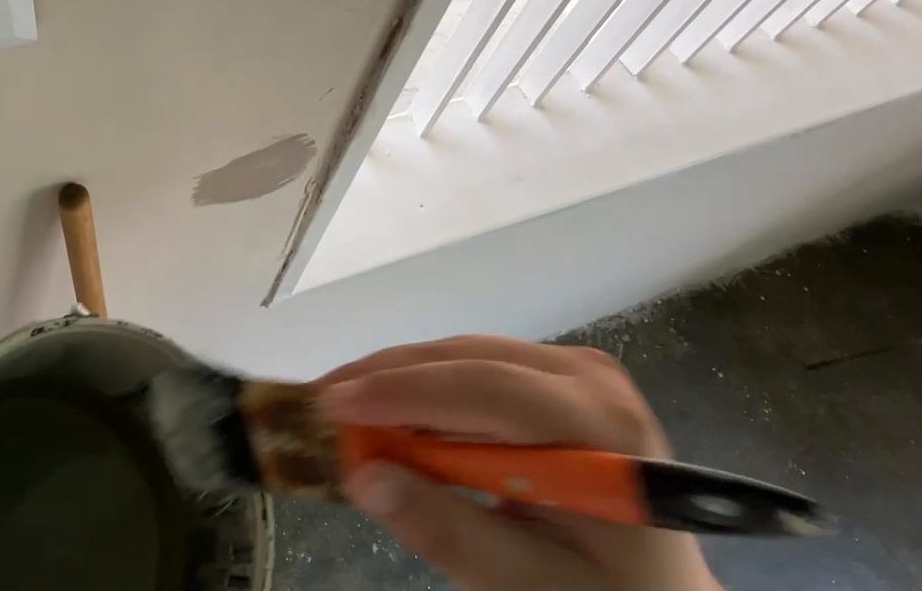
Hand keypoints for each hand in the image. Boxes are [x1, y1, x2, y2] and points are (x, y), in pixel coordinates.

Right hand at [319, 336, 720, 590]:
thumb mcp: (528, 588)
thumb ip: (447, 532)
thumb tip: (361, 476)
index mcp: (602, 428)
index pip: (488, 389)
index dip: (405, 392)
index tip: (333, 402)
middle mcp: (590, 378)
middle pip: (470, 359)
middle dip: (389, 378)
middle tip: (319, 399)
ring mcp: (576, 369)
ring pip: (465, 355)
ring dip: (401, 378)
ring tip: (343, 403)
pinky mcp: (557, 376)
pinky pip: (476, 367)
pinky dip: (427, 388)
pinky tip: (390, 408)